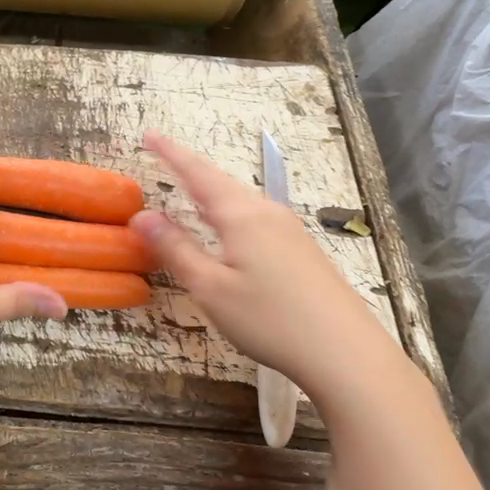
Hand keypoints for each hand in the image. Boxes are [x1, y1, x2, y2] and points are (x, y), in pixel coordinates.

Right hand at [129, 131, 402, 399]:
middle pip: (222, 183)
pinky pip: (255, 219)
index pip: (198, 174)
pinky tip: (224, 229)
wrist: (346, 354)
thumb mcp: (210, 287)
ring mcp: (290, 232)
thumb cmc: (270, 319)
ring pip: (241, 201)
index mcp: (242, 216)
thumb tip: (142, 215)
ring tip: (186, 190)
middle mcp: (268, 214)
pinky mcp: (301, 253)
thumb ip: (175, 249)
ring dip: (210, 192)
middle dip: (190, 169)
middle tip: (162, 157)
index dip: (171, 153)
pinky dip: (228, 212)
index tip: (149, 135)